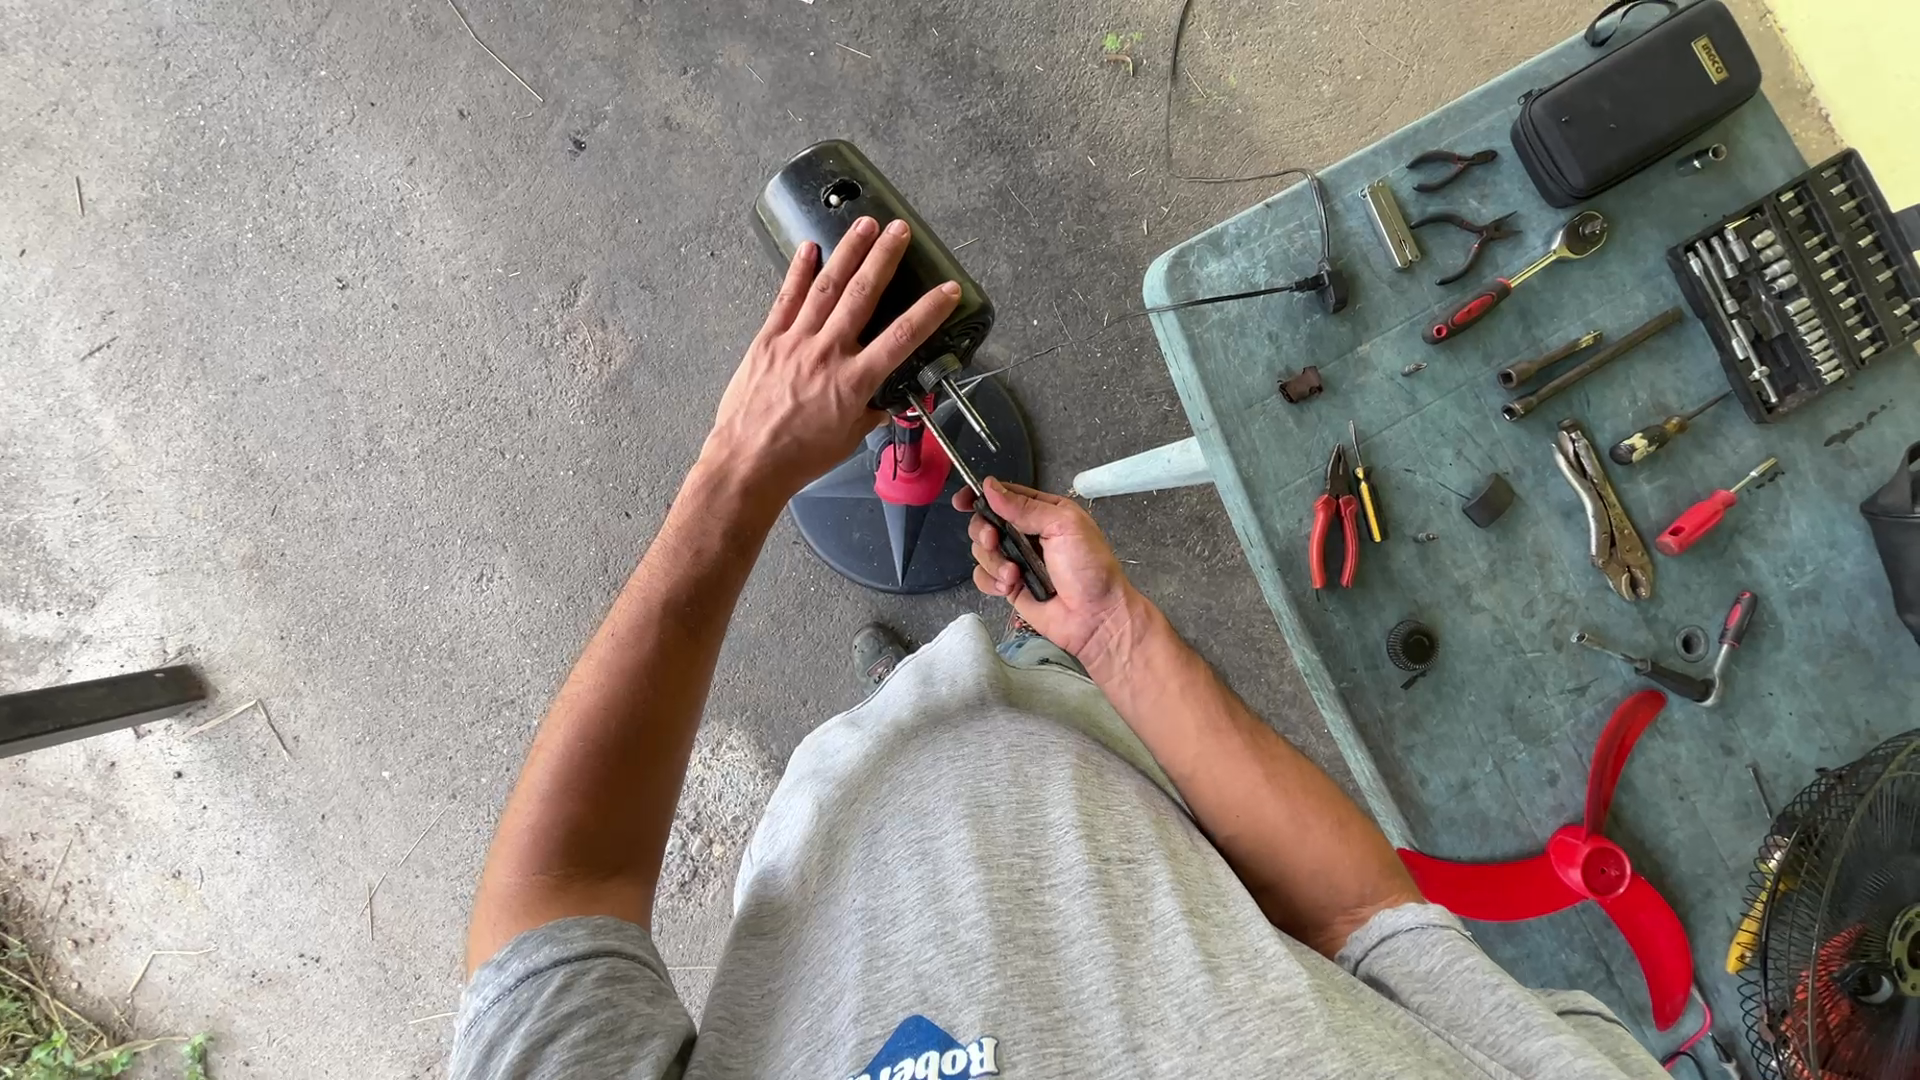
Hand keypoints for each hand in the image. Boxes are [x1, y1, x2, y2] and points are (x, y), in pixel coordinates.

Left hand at [702, 217, 960, 502]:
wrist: (749, 461)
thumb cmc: (800, 456)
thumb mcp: (849, 438)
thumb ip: (871, 412)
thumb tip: (886, 402)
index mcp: (854, 382)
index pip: (902, 338)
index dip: (928, 311)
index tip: (947, 291)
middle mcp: (827, 354)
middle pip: (862, 295)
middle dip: (884, 258)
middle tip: (899, 230)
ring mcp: (795, 342)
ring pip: (826, 287)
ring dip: (847, 252)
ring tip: (864, 224)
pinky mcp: (768, 340)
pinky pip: (786, 298)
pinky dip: (798, 271)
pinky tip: (809, 248)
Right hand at [954, 479, 1145, 663]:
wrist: (1096, 617)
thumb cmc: (1090, 568)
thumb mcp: (1063, 525)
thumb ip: (1025, 507)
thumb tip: (990, 487)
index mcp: (1044, 512)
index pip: (1005, 496)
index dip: (980, 496)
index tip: (963, 501)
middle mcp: (1027, 533)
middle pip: (986, 522)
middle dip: (984, 531)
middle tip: (994, 542)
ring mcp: (1017, 560)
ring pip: (981, 551)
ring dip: (993, 562)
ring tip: (1013, 575)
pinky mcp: (1009, 585)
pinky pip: (983, 577)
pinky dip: (990, 581)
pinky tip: (1008, 587)